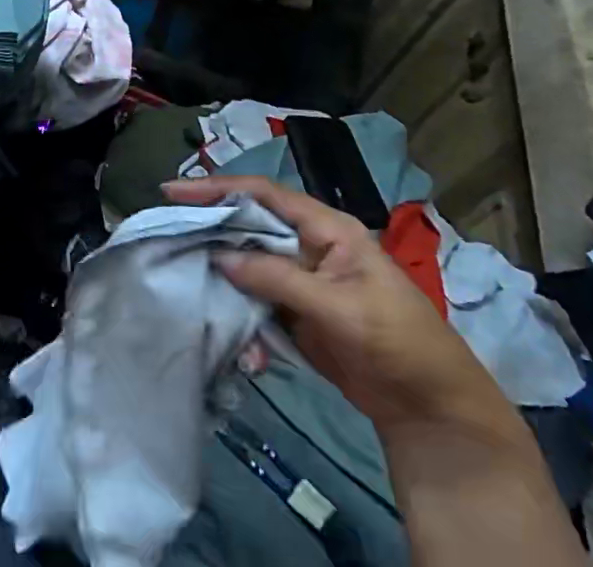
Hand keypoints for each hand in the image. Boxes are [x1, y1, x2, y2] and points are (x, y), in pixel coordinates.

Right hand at [163, 175, 518, 441]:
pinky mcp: (295, 313)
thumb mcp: (339, 305)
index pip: (265, 195)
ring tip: (186, 284)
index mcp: (327, 228)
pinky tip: (239, 343)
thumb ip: (279, 278)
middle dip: (211, 229)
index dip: (219, 189)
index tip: (174, 191)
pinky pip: (255, 303)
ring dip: (221, 277)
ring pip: (248, 265)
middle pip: (250, 226)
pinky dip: (241, 316)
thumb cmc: (395, 340)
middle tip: (167, 234)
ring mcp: (301, 280)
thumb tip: (220, 256)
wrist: (425, 404)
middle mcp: (309, 246)